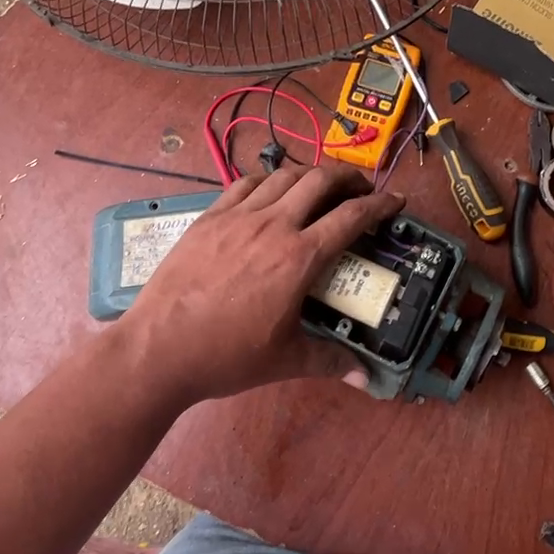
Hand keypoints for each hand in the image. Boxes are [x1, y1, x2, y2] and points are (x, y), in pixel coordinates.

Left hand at [119, 165, 403, 403]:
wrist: (157, 349)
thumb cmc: (226, 356)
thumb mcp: (285, 360)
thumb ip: (330, 361)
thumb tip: (366, 379)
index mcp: (300, 257)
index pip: (352, 216)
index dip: (380, 204)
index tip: (395, 200)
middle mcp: (274, 225)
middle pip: (321, 180)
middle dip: (349, 177)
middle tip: (360, 189)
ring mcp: (239, 216)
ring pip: (285, 174)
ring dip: (311, 174)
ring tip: (320, 186)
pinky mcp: (210, 216)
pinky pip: (247, 183)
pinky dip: (270, 179)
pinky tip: (272, 190)